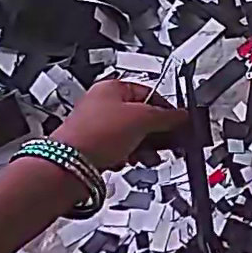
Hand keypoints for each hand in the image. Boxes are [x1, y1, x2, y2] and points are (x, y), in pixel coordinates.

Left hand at [51, 79, 187, 170]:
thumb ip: (166, 117)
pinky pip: (118, 149)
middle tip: (167, 141)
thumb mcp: (142, 119)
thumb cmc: (95, 134)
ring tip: (149, 155)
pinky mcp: (92, 148)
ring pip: (130, 134)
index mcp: (111, 87)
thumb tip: (182, 116)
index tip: (178, 121)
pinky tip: (130, 161)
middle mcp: (102, 103)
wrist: (69, 165)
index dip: (166, 108)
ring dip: (143, 146)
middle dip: (155, 131)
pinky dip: (128, 155)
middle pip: (140, 115)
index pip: (149, 92)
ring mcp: (96, 126)